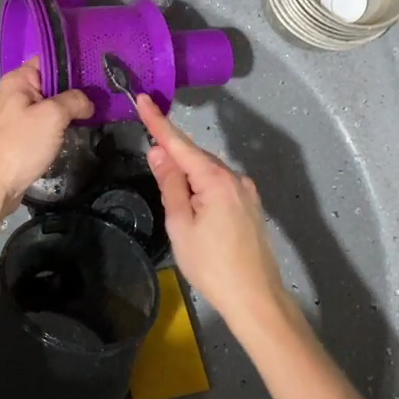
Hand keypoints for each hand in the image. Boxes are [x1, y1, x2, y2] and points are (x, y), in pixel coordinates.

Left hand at [0, 57, 93, 219]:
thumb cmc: (21, 144)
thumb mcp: (53, 116)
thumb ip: (74, 101)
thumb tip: (87, 102)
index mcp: (17, 80)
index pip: (48, 60)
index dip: (72, 65)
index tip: (96, 74)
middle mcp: (12, 92)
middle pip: (49, 83)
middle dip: (72, 90)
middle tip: (99, 97)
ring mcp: (13, 115)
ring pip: (46, 105)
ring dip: (65, 111)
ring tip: (91, 114)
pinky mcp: (16, 135)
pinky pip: (40, 123)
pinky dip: (55, 126)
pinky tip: (71, 132)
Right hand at [136, 93, 286, 327]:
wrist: (255, 299)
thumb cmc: (211, 264)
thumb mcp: (180, 224)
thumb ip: (170, 184)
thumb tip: (159, 153)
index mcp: (215, 179)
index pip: (179, 143)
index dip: (157, 121)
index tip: (142, 98)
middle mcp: (234, 177)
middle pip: (195, 156)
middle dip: (172, 155)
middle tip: (150, 162)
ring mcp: (246, 192)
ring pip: (208, 172)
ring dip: (188, 175)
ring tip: (174, 201)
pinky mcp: (250, 206)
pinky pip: (219, 185)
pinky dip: (202, 187)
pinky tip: (194, 206)